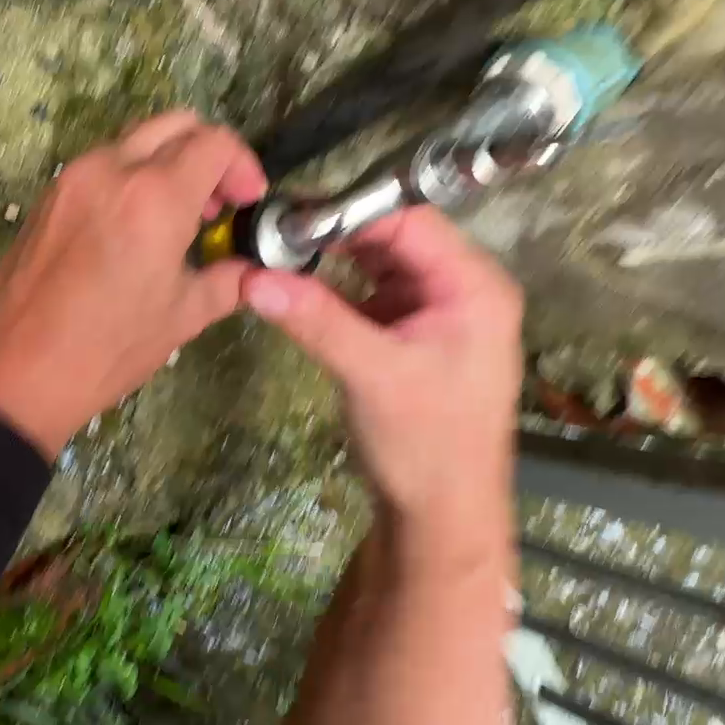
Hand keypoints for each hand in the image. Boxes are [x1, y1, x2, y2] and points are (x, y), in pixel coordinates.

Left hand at [0, 112, 267, 458]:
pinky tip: (133, 228)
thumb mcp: (179, 318)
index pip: (213, 142)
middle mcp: (109, 170)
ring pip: (132, 142)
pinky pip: (99, 166)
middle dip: (206, 154)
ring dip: (165, 163)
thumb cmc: (104, 348)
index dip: (243, 166)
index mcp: (152, 195)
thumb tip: (250, 271)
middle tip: (217, 204)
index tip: (247, 204)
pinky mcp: (46, 197)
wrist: (12, 370)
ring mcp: (70, 179)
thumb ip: (226, 281)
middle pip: (173, 125)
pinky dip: (128, 177)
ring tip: (177, 220)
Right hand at [243, 206, 522, 561]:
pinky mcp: (402, 330)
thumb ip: (316, 321)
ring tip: (274, 250)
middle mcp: (455, 288)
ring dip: (326, 254)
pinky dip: (327, 284)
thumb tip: (252, 277)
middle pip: (390, 236)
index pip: (409, 222)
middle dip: (332, 231)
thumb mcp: (372, 375)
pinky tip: (292, 283)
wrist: (438, 512)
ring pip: (373, 260)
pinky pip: (362, 289)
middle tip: (271, 231)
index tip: (287, 216)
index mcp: (472, 287)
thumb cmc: (426, 443)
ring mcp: (428, 308)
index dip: (350, 212)